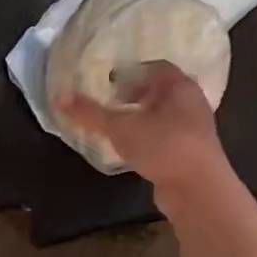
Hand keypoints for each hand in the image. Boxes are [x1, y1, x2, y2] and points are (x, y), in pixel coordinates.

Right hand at [56, 61, 229, 196]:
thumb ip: (91, 113)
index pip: (156, 68)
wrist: (197, 189)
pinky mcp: (189, 154)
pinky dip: (148, 140)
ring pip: (163, 117)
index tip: (109, 83)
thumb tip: (59, 97)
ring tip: (117, 128)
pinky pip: (165, 138)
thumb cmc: (163, 146)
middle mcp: (191, 103)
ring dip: (141, 119)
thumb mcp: (121, 128)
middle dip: (135, 96)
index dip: (132, 72)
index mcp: (179, 86)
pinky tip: (132, 150)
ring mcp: (193, 130)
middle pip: (160, 92)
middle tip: (110, 103)